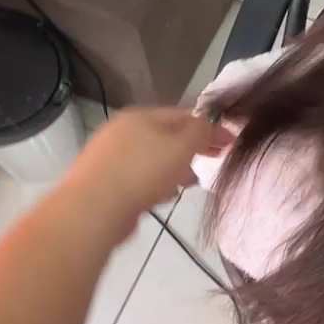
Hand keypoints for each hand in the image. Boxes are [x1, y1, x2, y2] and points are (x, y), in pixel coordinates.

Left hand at [59, 108, 224, 245]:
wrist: (93, 209)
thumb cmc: (142, 172)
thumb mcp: (181, 146)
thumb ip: (200, 131)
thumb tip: (208, 124)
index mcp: (140, 116)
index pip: (182, 115)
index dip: (209, 127)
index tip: (231, 141)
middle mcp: (121, 131)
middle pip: (165, 136)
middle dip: (191, 148)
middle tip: (213, 159)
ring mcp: (108, 157)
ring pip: (151, 158)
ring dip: (173, 168)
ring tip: (188, 183)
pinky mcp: (102, 182)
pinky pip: (137, 178)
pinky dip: (154, 183)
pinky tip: (161, 197)